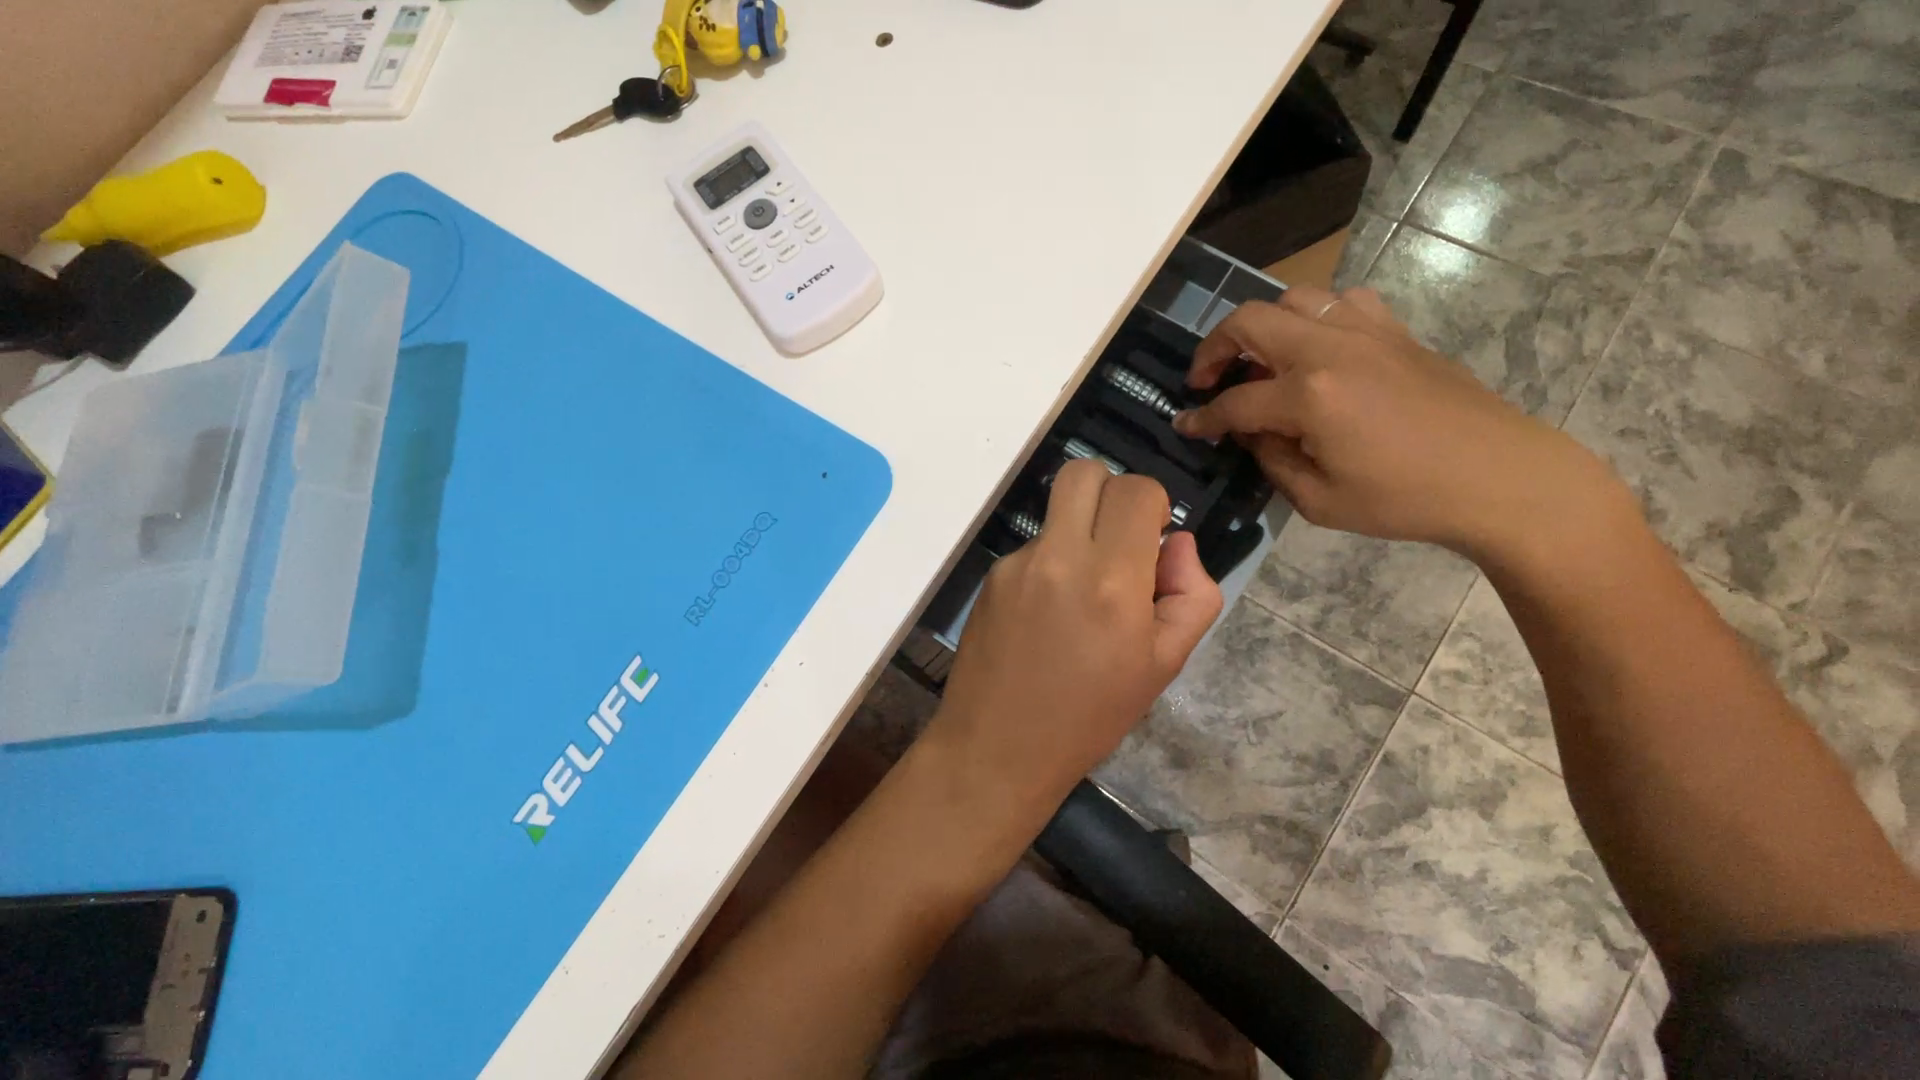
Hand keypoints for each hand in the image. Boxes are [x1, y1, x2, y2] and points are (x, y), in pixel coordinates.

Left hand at [929, 460, 1222, 804]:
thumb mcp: (1164, 665)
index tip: (1152, 543)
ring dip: (1079, 530)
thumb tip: (1178, 543)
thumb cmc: (1091, 717)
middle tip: (1120, 543)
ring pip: (1056, 510)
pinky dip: (1049, 564)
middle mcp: (1060, 557)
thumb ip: (1191, 594)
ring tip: (1081, 593)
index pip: (1137, 490)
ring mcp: (1017, 564)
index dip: (1154, 506)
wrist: (998, 749)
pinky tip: (1046, 617)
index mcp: (1112, 581)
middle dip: (1112, 493)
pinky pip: (1032, 546)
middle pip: (1085, 472)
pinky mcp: (990, 576)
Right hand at [1172, 286, 1626, 559]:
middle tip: (1207, 379)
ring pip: (1293, 298)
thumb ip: (1272, 461)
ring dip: (1263, 325)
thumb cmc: (1405, 500)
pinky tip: (1317, 347)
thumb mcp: (1320, 501)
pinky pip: (1342, 301)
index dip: (1202, 417)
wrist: (1497, 476)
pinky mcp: (1394, 330)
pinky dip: (1316, 315)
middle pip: (1250, 322)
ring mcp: (1365, 331)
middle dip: (1215, 348)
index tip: (1182, 425)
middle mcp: (1330, 348)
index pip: (1234, 401)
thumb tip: (1252, 434)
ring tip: (1260, 359)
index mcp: (1308, 396)